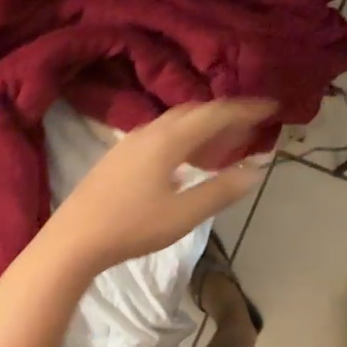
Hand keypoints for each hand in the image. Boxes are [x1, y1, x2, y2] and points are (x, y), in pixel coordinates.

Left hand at [42, 99, 274, 274]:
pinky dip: (184, 140)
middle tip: (251, 127)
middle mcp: (148, 132)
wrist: (74, 239)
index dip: (246, 109)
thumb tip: (255, 169)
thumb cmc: (132, 227)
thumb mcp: (184, 215)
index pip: (215, 113)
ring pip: (174, 124)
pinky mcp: (118, 158)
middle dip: (225, 116)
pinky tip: (186, 163)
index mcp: (168, 140)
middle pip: (193, 112)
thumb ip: (221, 190)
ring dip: (203, 129)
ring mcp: (129, 143)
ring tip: (224, 146)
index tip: (272, 107)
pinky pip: (160, 136)